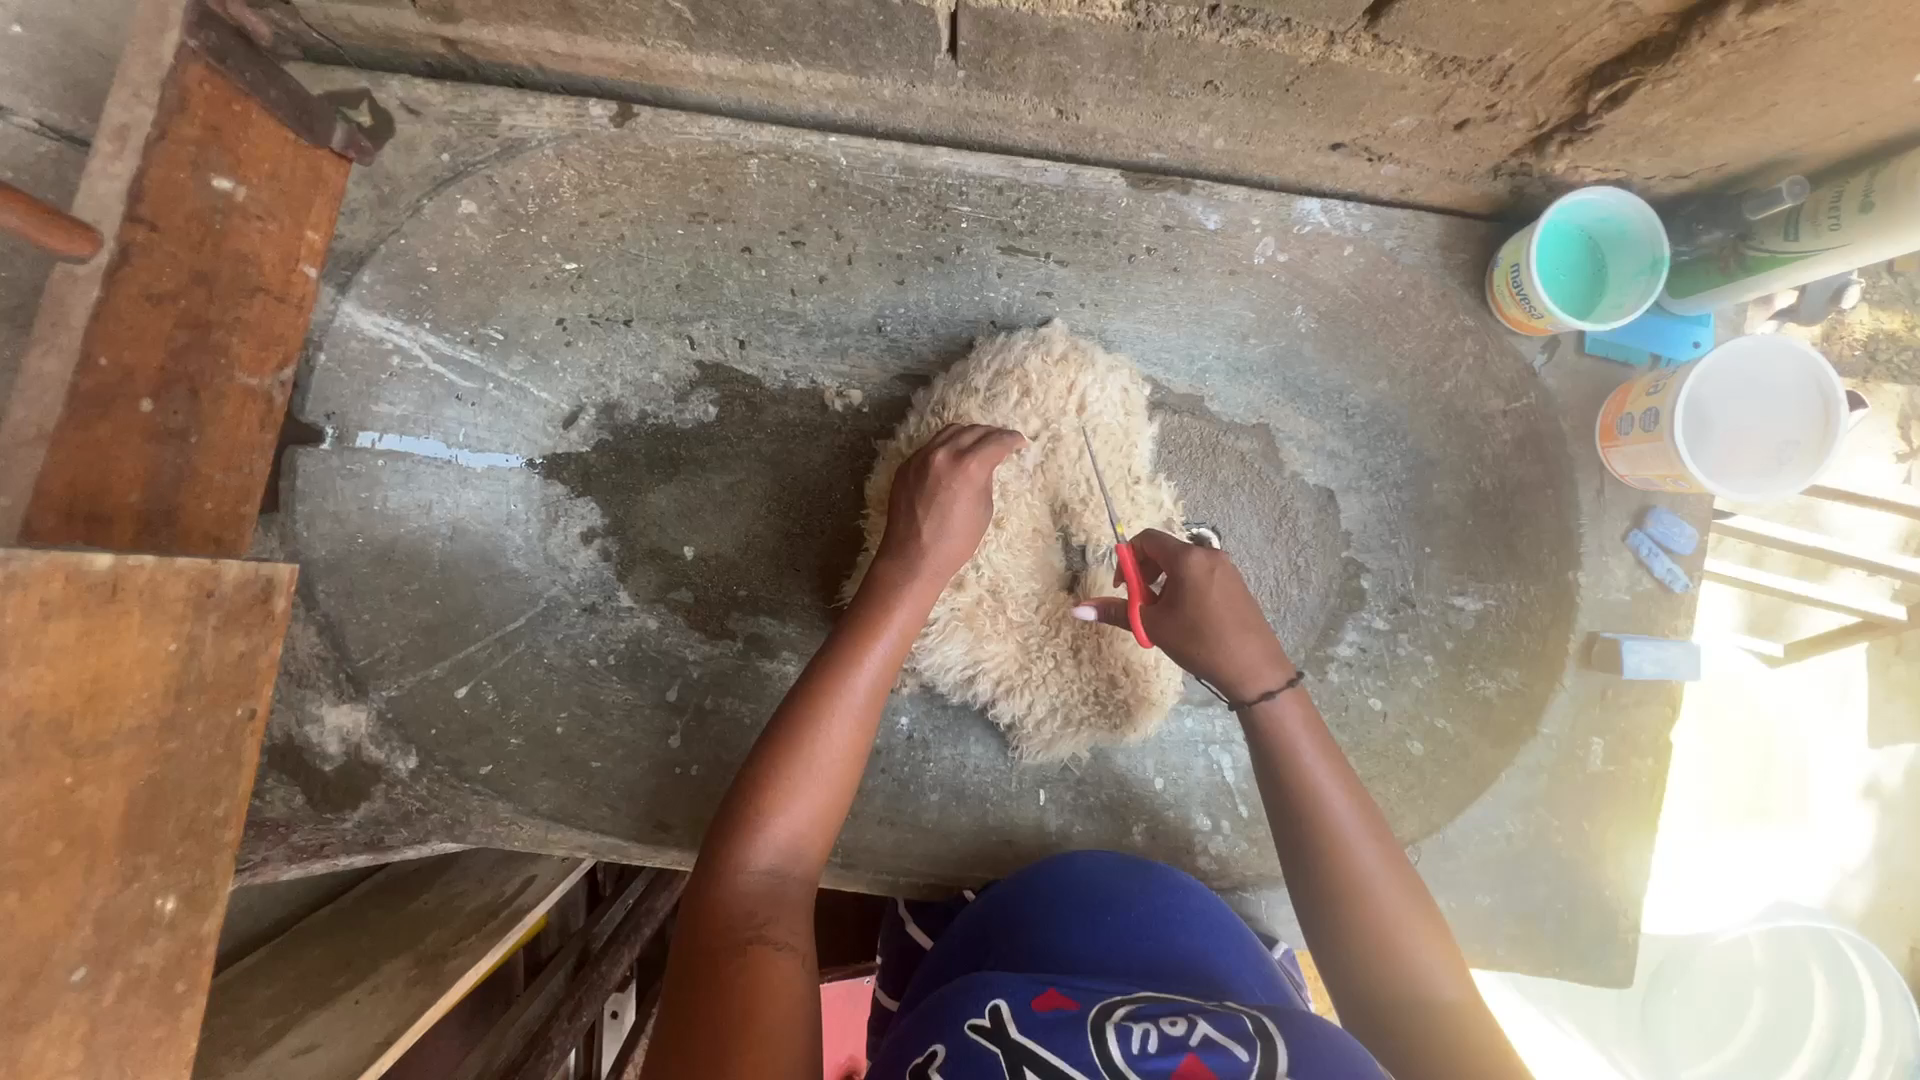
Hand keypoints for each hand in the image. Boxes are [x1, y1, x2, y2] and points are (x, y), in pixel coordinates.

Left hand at [875, 424, 1027, 586]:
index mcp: (968, 466)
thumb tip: (984, 466)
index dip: (1012, 439)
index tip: (1019, 442)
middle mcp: (943, 453)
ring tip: (978, 445)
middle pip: (974, 430)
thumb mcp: (983, 510)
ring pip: (950, 432)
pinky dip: (947, 446)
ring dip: (969, 435)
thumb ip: (985, 479)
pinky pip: (931, 446)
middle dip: (992, 434)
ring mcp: (921, 457)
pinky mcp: (906, 465)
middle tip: (1002, 443)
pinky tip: (953, 458)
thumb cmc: (955, 542)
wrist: (913, 558)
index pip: (996, 441)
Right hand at [1073, 528, 1295, 702]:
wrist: (1254, 669)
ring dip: (1164, 582)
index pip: (1147, 538)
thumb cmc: (1200, 643)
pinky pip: (1200, 574)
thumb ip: (1115, 611)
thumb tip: (1076, 610)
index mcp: (1187, 558)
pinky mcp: (1236, 583)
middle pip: (1165, 550)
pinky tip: (1187, 618)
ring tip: (1163, 614)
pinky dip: (1184, 587)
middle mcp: (1208, 554)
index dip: (1128, 558)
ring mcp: (1226, 567)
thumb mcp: (1153, 626)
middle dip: (1145, 572)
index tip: (1124, 587)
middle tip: (1141, 603)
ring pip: (1183, 564)